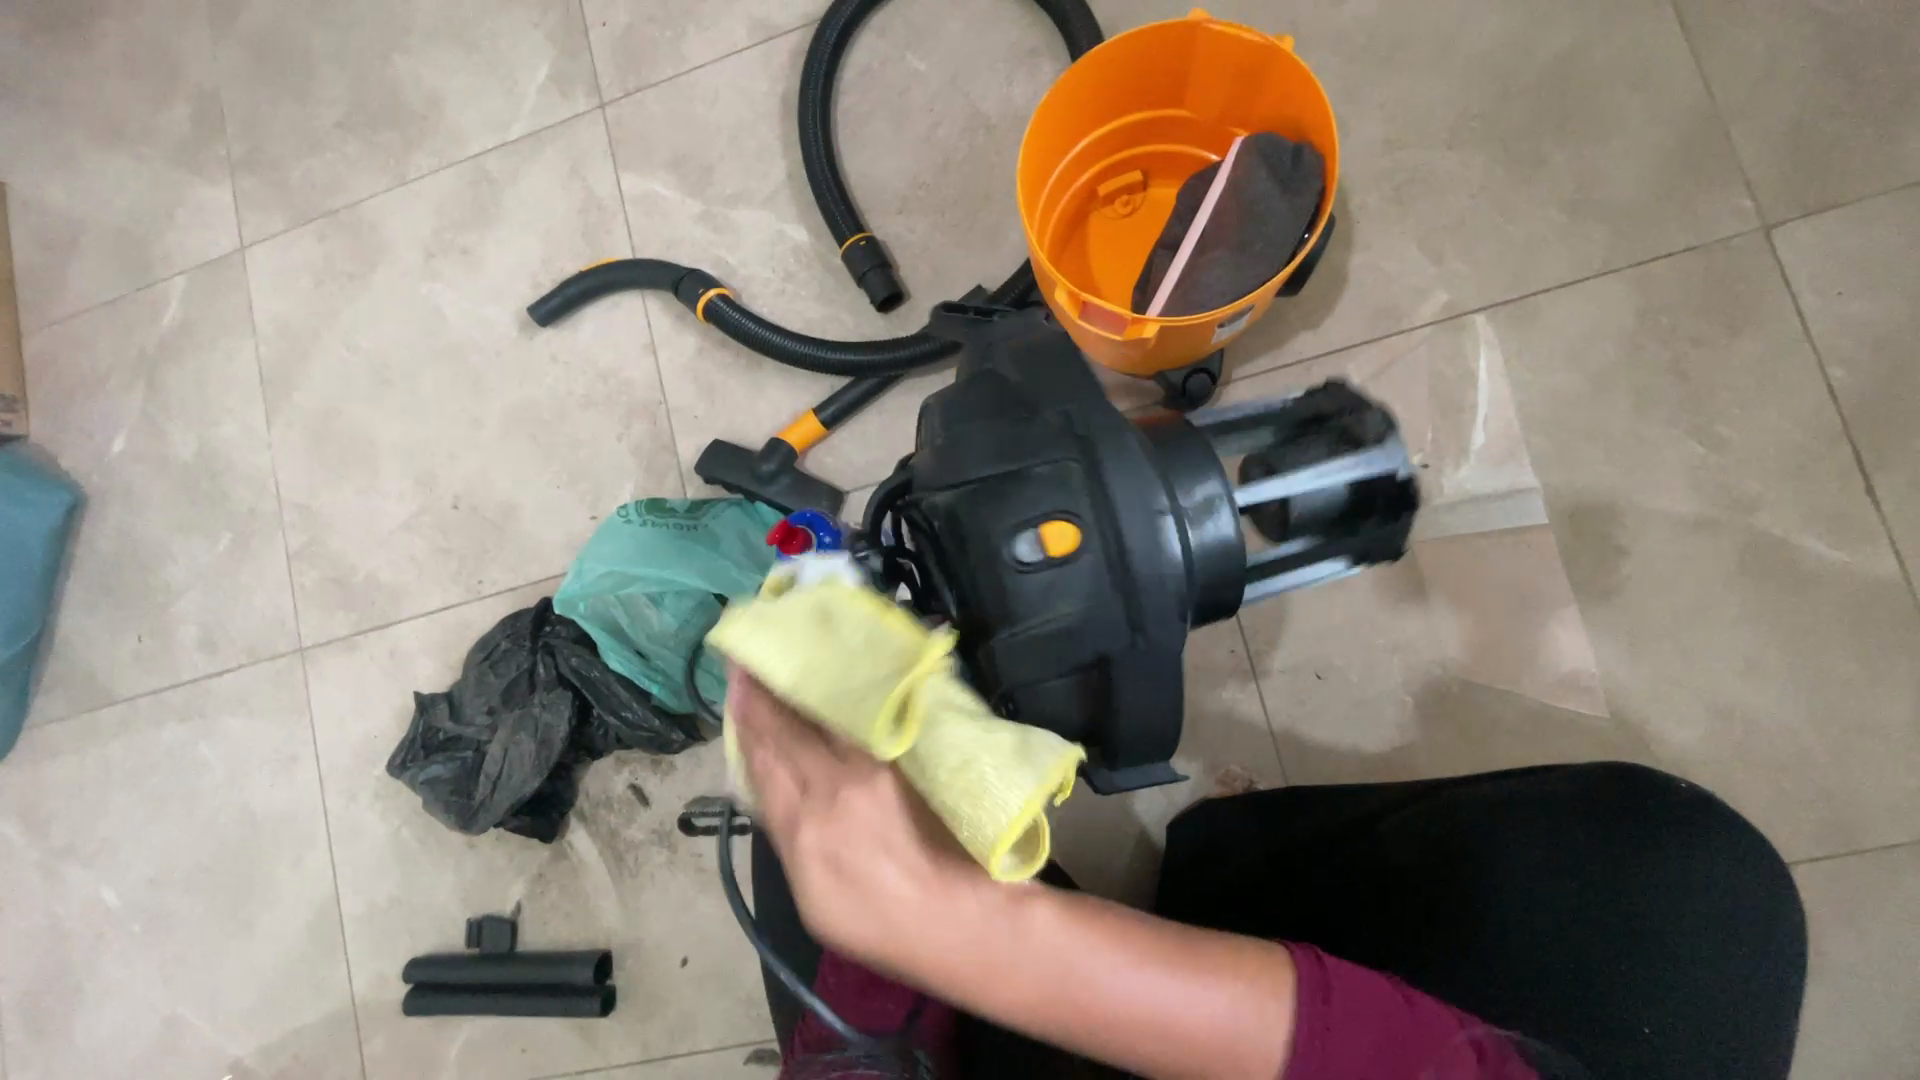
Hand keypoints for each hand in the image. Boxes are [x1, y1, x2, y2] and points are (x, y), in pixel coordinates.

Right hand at [726, 666, 985, 973]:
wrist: (959, 913)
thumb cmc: (882, 922)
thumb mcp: (813, 899)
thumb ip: (790, 836)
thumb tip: (773, 791)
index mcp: (804, 828)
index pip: (764, 760)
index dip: (746, 718)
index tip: (737, 682)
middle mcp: (835, 787)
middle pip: (790, 730)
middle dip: (767, 692)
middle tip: (752, 656)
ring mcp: (875, 768)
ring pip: (828, 718)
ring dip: (806, 687)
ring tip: (791, 657)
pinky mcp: (908, 759)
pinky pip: (867, 720)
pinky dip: (847, 699)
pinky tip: (840, 678)